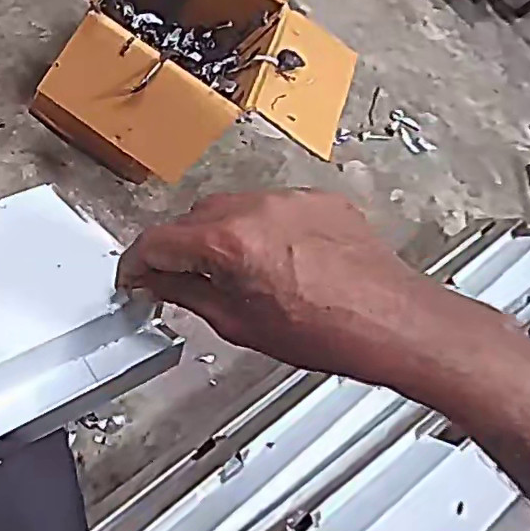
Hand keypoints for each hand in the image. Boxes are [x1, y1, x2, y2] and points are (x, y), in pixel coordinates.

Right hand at [117, 189, 524, 397]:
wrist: (396, 323)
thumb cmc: (330, 332)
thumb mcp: (239, 323)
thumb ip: (186, 293)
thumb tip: (158, 281)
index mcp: (228, 240)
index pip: (156, 240)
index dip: (135, 262)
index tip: (133, 275)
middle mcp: (254, 208)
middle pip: (189, 219)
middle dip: (176, 249)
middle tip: (176, 280)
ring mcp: (287, 198)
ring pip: (226, 208)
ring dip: (214, 235)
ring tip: (231, 273)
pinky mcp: (314, 199)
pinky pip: (266, 206)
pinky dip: (254, 227)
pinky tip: (270, 259)